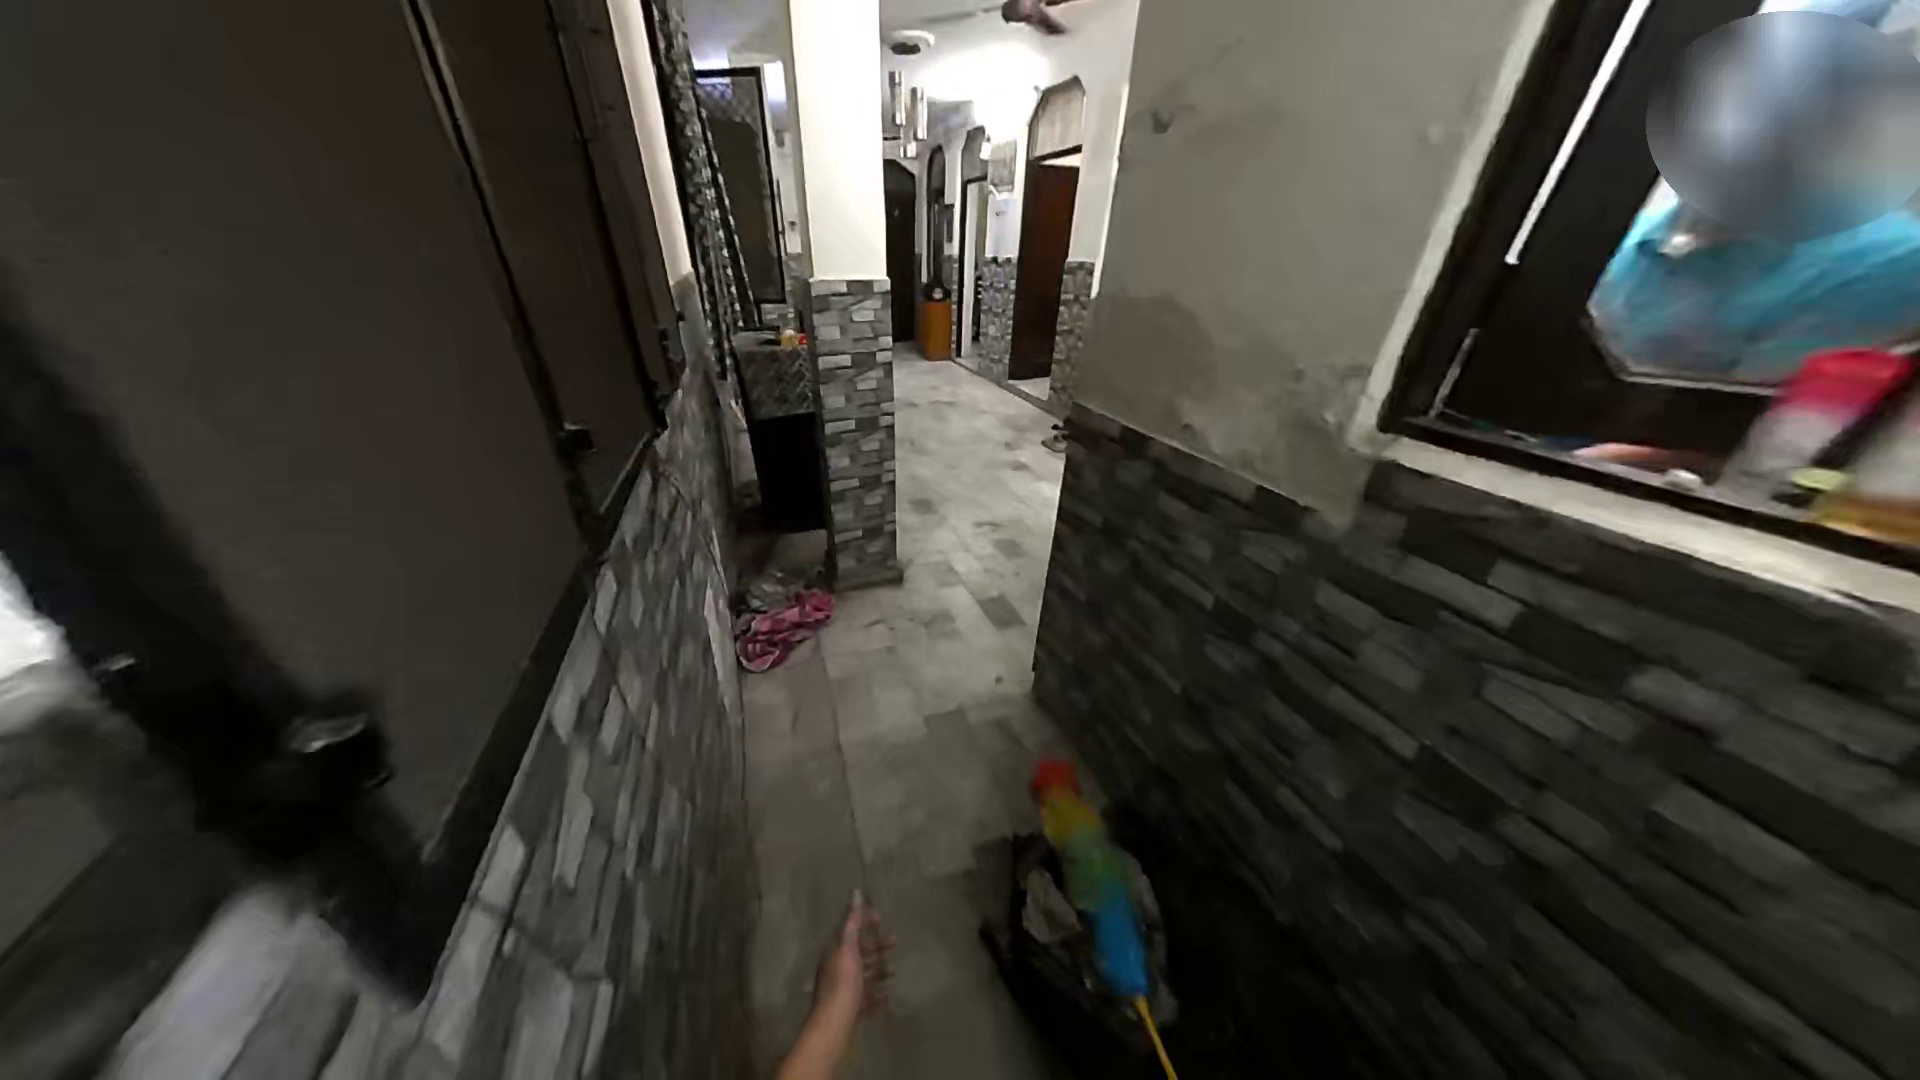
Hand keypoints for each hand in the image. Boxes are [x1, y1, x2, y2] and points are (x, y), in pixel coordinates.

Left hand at [815, 890, 892, 1020]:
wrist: (834, 1026)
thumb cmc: (842, 982)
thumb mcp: (848, 947)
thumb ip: (852, 921)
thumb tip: (855, 892)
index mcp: (834, 951)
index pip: (849, 928)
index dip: (864, 921)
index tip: (880, 918)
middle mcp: (837, 968)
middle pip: (859, 952)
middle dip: (876, 946)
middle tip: (894, 942)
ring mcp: (844, 989)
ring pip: (863, 975)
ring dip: (879, 971)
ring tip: (893, 972)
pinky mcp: (850, 1009)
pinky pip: (866, 998)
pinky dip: (877, 995)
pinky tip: (887, 996)